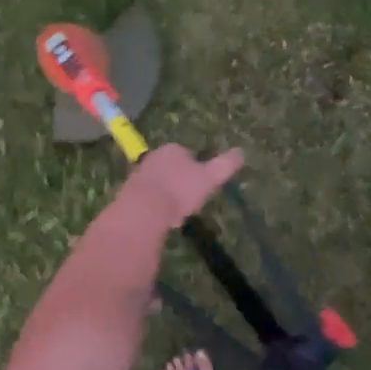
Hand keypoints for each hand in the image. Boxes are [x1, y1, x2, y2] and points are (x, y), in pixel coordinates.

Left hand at [117, 145, 243, 226]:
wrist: (143, 209)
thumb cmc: (180, 190)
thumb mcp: (209, 178)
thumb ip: (225, 165)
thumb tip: (241, 152)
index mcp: (173, 149)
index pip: (189, 155)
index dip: (199, 170)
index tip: (204, 186)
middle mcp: (153, 157)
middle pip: (173, 169)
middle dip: (182, 183)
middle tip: (191, 201)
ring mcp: (139, 174)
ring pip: (160, 184)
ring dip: (169, 196)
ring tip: (177, 214)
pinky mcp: (128, 192)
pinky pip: (149, 198)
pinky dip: (157, 207)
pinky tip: (162, 220)